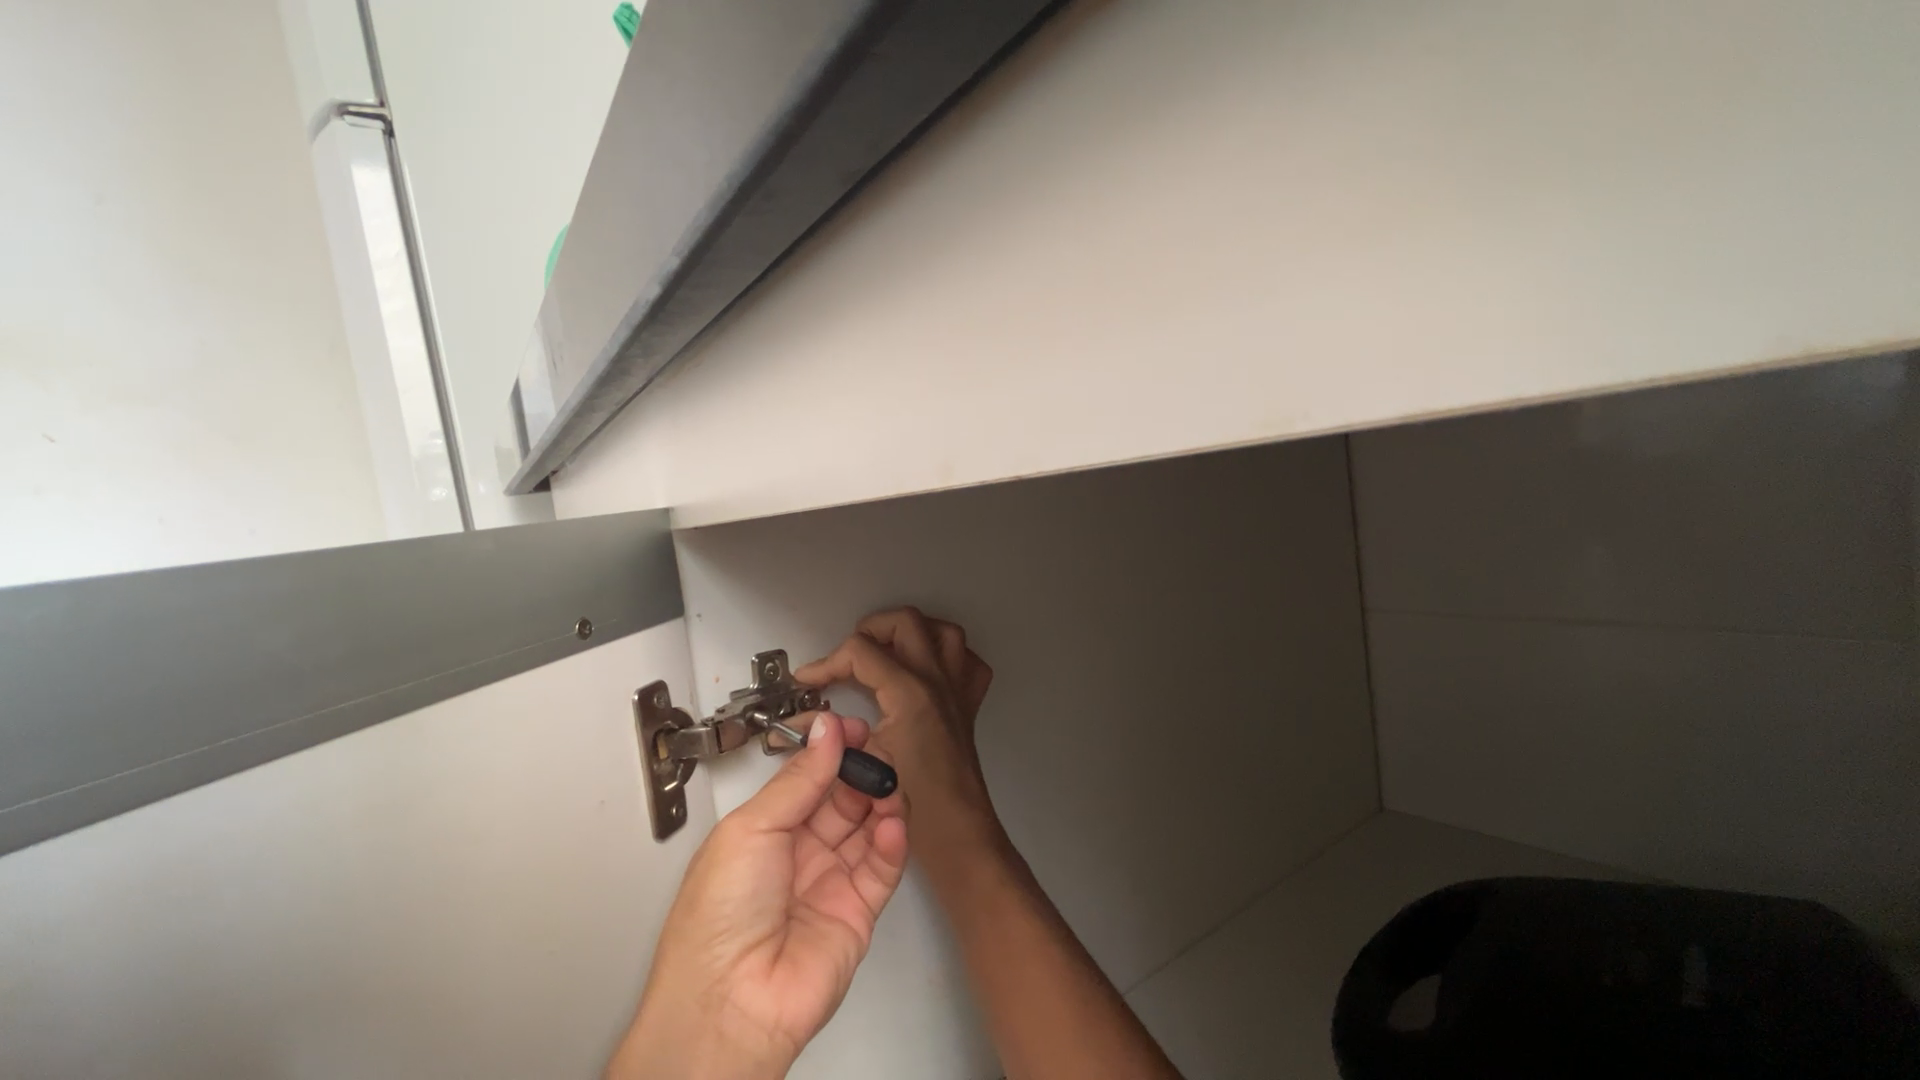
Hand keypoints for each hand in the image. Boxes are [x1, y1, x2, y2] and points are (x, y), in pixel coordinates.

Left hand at [607, 712, 908, 1079]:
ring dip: (881, 802)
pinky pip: (883, 868)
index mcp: (763, 830)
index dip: (831, 752)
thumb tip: (825, 732)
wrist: (731, 1003)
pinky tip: (892, 824)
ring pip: (867, 828)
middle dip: (860, 772)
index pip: (807, 778)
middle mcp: (797, 853)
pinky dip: (894, 843)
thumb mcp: (752, 829)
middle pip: (841, 799)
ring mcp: (829, 882)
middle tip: (877, 754)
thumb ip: (798, 780)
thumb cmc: (716, 922)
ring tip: (888, 787)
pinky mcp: (857, 911)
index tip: (852, 728)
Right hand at [795, 609, 997, 857]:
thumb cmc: (912, 804)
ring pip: (944, 632)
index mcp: (910, 691)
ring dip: (914, 632)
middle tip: (848, 655)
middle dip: (871, 629)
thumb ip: (834, 733)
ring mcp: (958, 689)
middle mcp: (938, 680)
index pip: (861, 651)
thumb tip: (806, 721)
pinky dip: (947, 656)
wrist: (956, 830)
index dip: (826, 662)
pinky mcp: (969, 704)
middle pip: (906, 621)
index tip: (808, 679)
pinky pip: (967, 662)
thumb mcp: (863, 763)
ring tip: (887, 649)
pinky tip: (926, 671)